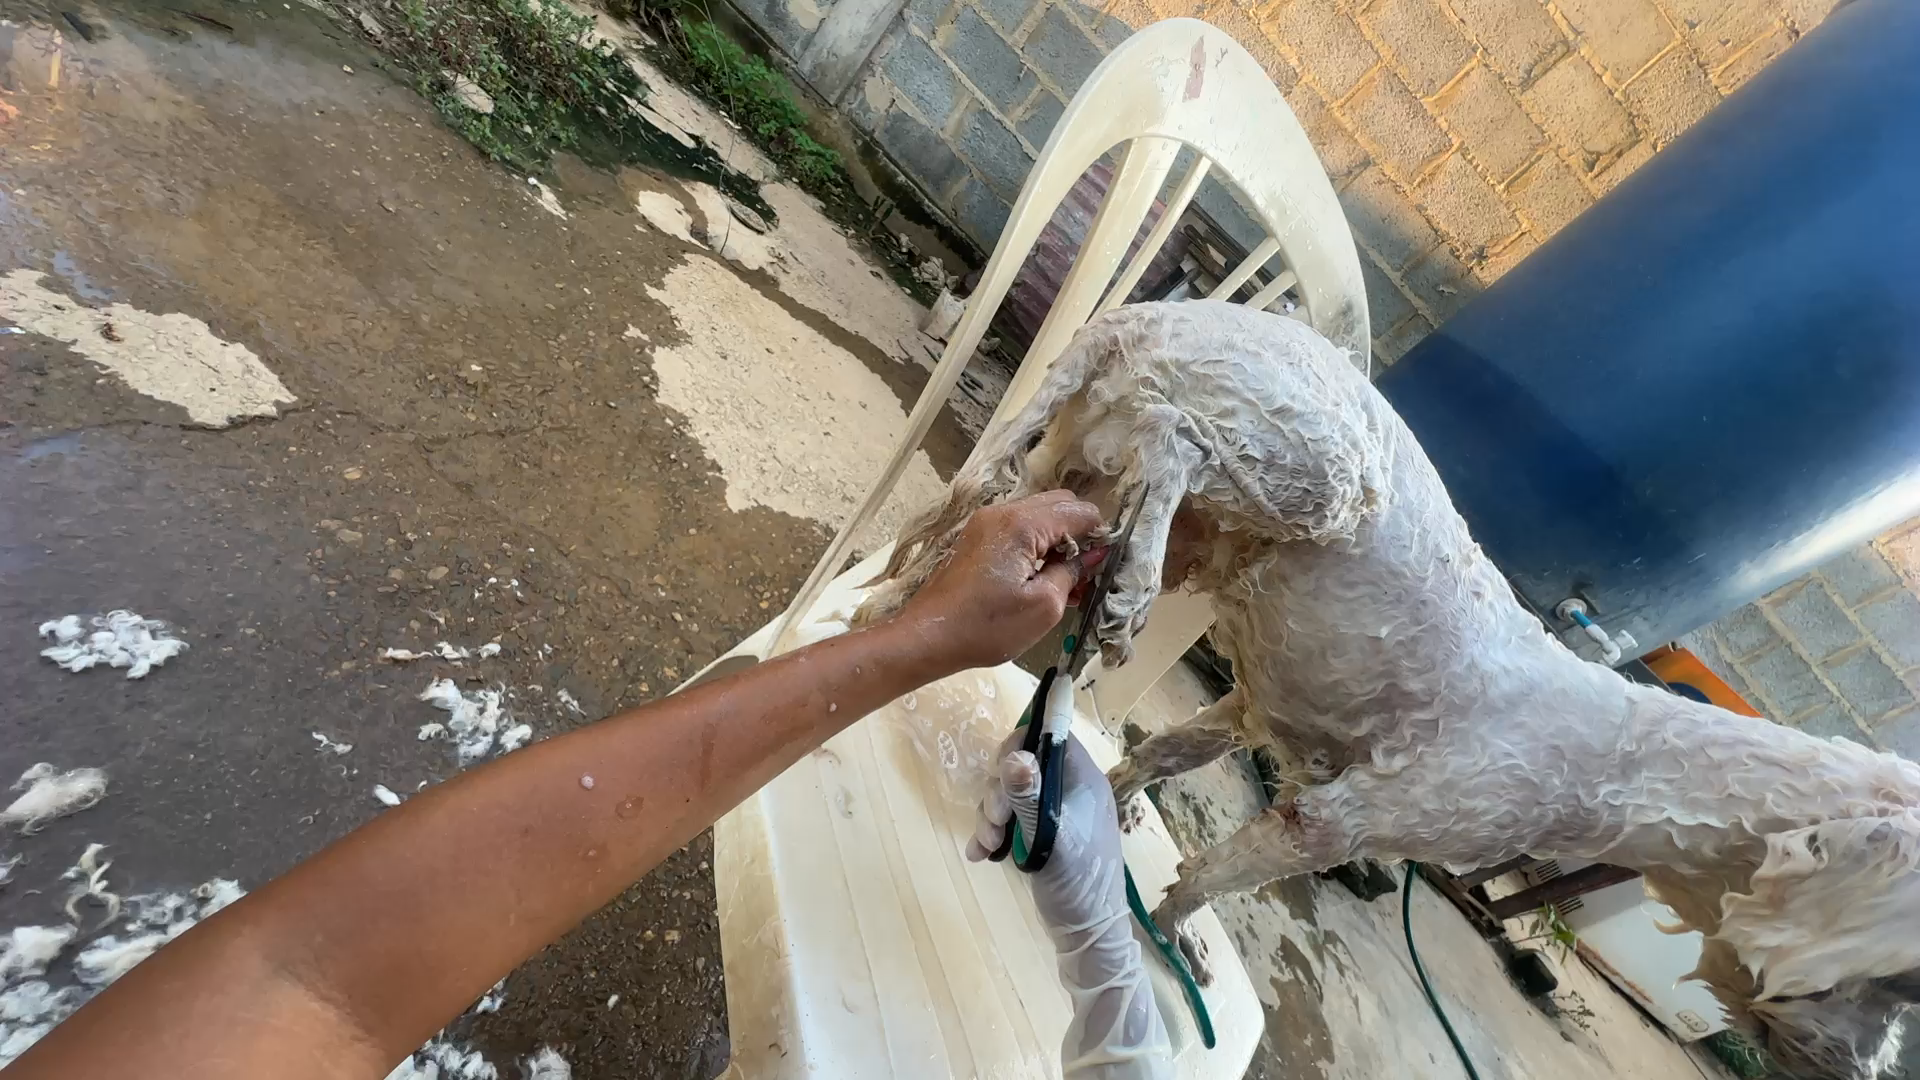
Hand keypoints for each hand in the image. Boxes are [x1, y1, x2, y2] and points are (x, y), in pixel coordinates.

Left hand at [895, 491, 1106, 671]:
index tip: (1107, 562)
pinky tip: (1042, 579)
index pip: (1079, 511)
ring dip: (1058, 541)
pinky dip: (1037, 546)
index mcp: (1022, 524)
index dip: (1099, 534)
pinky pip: (1018, 530)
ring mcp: (986, 523)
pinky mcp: (977, 537)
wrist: (928, 637)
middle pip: (1059, 504)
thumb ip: (1073, 572)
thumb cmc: (986, 626)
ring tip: (1066, 582)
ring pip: (1039, 516)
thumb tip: (1096, 553)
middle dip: (1079, 533)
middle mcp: (1004, 512)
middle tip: (1086, 572)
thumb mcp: (1044, 606)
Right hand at [965, 730, 1126, 939]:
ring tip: (989, 845)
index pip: (1049, 737)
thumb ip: (1029, 795)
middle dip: (999, 791)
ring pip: (1009, 793)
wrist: (1089, 935)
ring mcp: (1053, 811)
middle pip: (1021, 765)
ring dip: (991, 816)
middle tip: (995, 820)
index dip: (1020, 745)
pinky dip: (992, 833)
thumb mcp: (1051, 836)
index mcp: (1081, 780)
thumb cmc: (1079, 882)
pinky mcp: (1040, 833)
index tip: (1002, 771)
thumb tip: (1013, 754)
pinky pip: (1008, 819)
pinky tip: (981, 854)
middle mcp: (1068, 789)